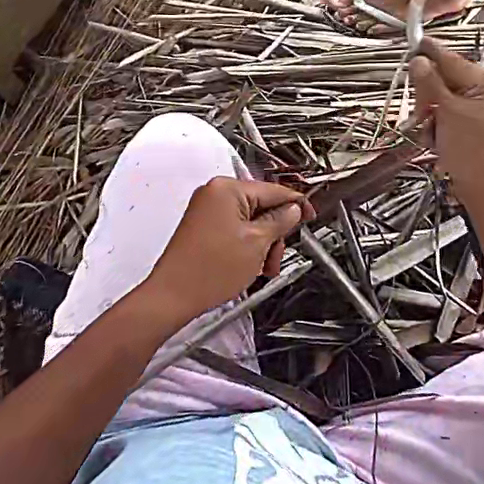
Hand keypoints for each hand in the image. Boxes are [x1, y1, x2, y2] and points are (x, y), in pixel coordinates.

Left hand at [139, 177, 313, 320]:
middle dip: (275, 233)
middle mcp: (214, 194)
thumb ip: (280, 221)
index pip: (273, 189)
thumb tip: (292, 210)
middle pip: (261, 206)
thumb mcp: (257, 243)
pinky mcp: (203, 227)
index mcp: (227, 189)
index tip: (309, 213)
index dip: (296, 203)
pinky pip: (235, 229)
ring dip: (262, 243)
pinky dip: (247, 245)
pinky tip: (249, 265)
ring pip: (250, 220)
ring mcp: (206, 210)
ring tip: (261, 266)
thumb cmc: (206, 271)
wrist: (174, 295)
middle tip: (275, 254)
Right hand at [409, 37, 483, 212]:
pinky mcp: (475, 128)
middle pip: (444, 80)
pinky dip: (438, 128)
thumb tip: (419, 62)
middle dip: (428, 97)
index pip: (451, 59)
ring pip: (442, 101)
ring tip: (434, 134)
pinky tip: (439, 141)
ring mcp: (483, 111)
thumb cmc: (478, 157)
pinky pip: (448, 117)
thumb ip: (430, 83)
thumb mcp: (447, 113)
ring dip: (431, 116)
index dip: (428, 54)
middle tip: (423, 112)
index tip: (413, 44)